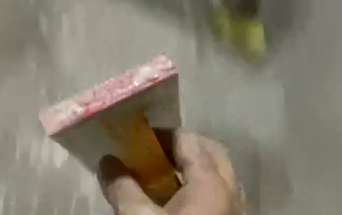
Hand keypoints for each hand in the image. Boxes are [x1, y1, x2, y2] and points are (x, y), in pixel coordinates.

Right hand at [100, 131, 240, 214]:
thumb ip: (121, 186)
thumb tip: (108, 161)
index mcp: (212, 184)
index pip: (187, 139)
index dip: (159, 134)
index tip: (134, 140)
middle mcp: (233, 196)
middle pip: (212, 155)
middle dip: (182, 149)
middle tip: (151, 156)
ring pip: (220, 182)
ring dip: (192, 174)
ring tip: (160, 184)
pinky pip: (220, 205)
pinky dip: (199, 197)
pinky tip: (175, 211)